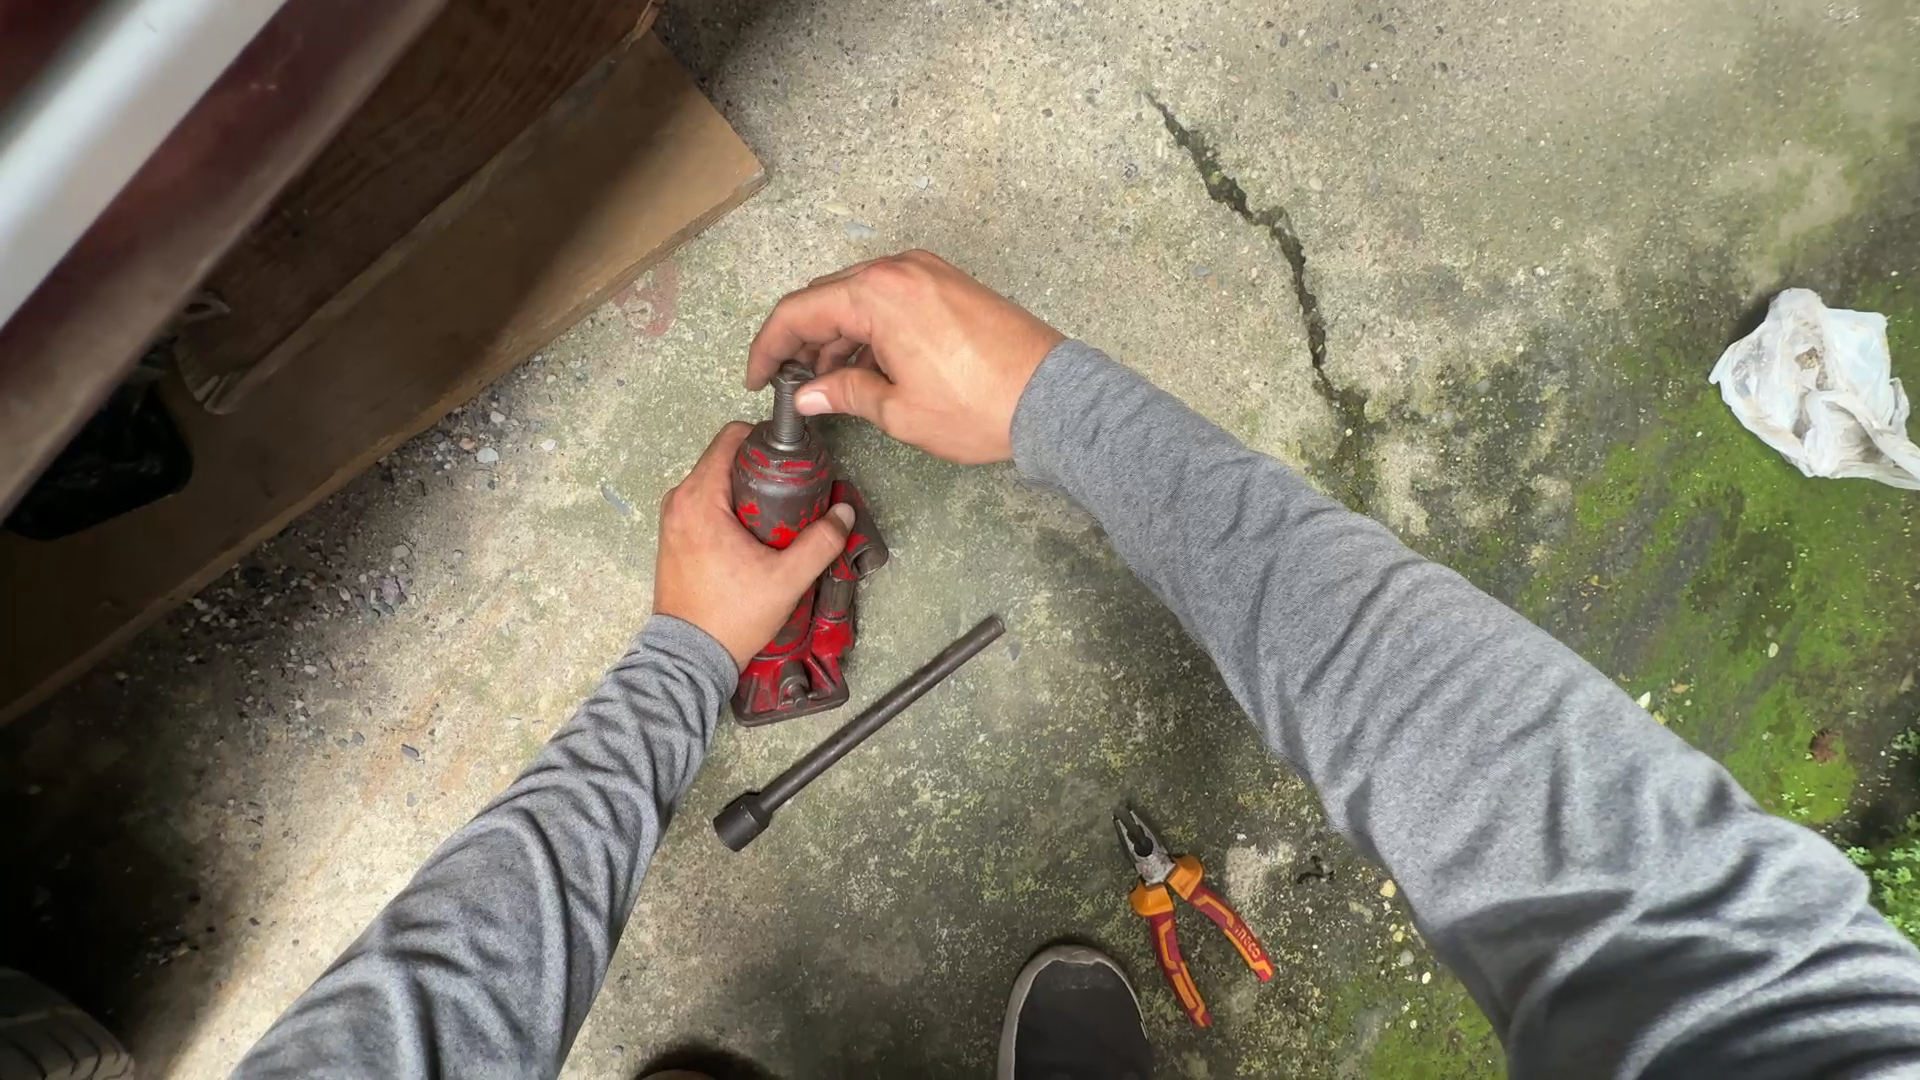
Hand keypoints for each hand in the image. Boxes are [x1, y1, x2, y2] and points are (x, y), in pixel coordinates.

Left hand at [654, 423, 854, 669]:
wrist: (690, 657)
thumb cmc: (732, 615)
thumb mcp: (787, 579)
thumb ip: (821, 542)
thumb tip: (844, 513)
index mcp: (700, 499)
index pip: (730, 438)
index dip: (765, 439)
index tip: (792, 457)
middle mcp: (679, 501)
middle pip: (725, 459)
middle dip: (760, 466)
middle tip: (794, 490)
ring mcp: (672, 519)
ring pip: (715, 482)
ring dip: (746, 488)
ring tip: (779, 512)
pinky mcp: (674, 537)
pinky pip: (705, 503)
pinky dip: (730, 506)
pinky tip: (755, 531)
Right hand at [746, 250, 1064, 463]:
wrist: (1050, 399)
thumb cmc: (979, 406)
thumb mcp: (899, 410)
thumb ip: (844, 394)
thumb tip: (808, 394)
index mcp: (877, 295)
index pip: (798, 312)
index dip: (768, 347)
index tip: (757, 378)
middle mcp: (899, 269)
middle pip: (827, 299)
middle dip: (803, 343)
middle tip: (795, 386)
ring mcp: (928, 272)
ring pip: (860, 299)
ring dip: (839, 338)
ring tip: (834, 384)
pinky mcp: (949, 285)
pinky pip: (892, 299)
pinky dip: (872, 329)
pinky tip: (871, 366)